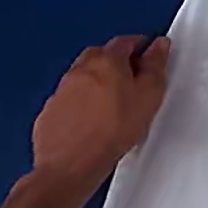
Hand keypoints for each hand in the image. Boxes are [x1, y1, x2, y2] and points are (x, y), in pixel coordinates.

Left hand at [31, 35, 171, 189]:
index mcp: (107, 59)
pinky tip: (90, 121)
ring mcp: (60, 91)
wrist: (71, 167)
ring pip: (82, 76)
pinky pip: (68, 99)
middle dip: (116, 61)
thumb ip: (156, 64)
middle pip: (101, 54)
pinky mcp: (48, 114)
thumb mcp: (150, 93)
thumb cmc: (113, 129)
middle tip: (130, 79)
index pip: (126, 41)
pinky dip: (79, 103)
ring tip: (111, 103)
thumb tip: (159, 45)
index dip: (140, 46)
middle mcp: (80, 69)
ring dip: (96, 82)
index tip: (148, 57)